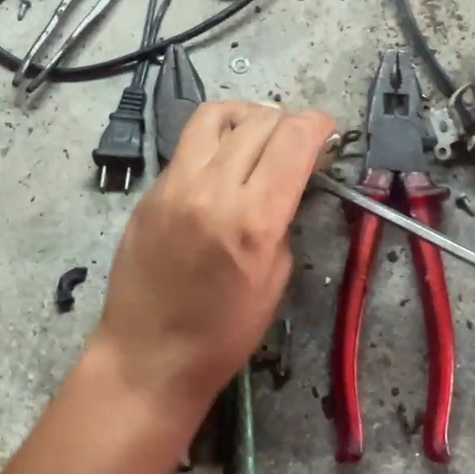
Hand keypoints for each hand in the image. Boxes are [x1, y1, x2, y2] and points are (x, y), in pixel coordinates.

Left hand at [92, 102, 335, 418]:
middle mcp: (212, 190)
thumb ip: (284, 218)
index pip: (293, 139)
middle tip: (297, 141)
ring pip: (216, 116)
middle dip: (288, 122)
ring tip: (258, 136)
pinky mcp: (150, 191)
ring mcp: (174, 185)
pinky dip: (216, 142)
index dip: (317, 124)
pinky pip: (188, 145)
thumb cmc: (224, 332)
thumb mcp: (276, 277)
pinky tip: (223, 165)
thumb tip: (290, 180)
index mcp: (253, 219)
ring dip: (248, 117)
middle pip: (260, 120)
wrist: (148, 357)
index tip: (326, 130)